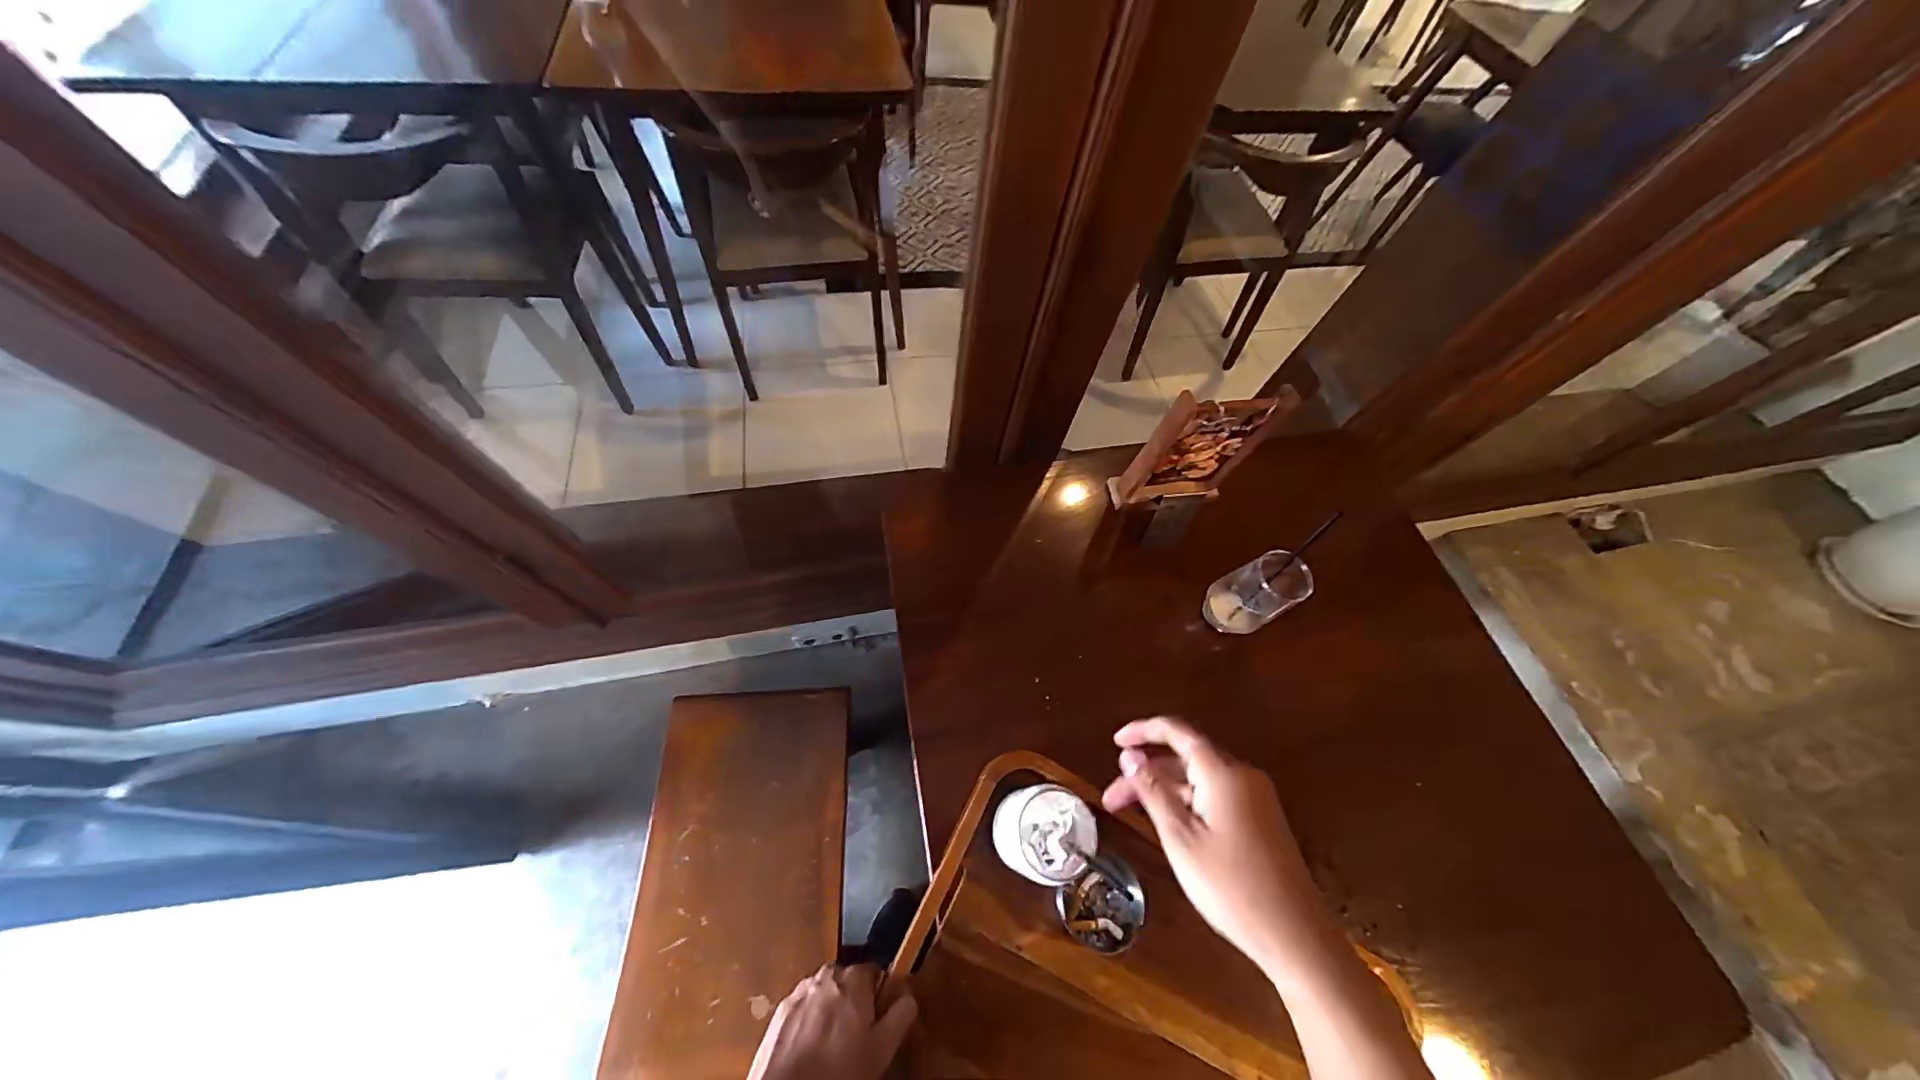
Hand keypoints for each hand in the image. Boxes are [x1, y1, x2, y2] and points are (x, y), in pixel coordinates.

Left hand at [746, 964, 916, 1079]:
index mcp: (853, 978)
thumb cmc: (838, 1071)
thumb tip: (907, 996)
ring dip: (830, 1010)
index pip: (874, 970)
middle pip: (847, 981)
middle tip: (857, 1036)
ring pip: (824, 994)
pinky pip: (803, 1008)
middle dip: (853, 1002)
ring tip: (832, 1046)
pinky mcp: (780, 1011)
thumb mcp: (882, 1049)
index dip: (879, 994)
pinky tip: (811, 1049)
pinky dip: (809, 1022)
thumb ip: (901, 1015)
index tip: (879, 1018)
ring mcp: (799, 992)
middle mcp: (825, 975)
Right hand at [1100, 716, 1340, 981]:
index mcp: (1223, 773)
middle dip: (1147, 769)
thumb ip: (1153, 792)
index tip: (1115, 742)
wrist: (1296, 937)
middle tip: (1113, 796)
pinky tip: (1167, 824)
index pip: (1177, 731)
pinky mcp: (1260, 819)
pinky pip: (1214, 795)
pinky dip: (1186, 802)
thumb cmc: (1232, 887)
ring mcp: (1255, 798)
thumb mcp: (1180, 839)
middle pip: (1186, 756)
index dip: (1143, 730)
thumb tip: (1130, 756)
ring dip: (1164, 788)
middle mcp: (1242, 776)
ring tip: (1131, 813)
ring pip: (1199, 778)